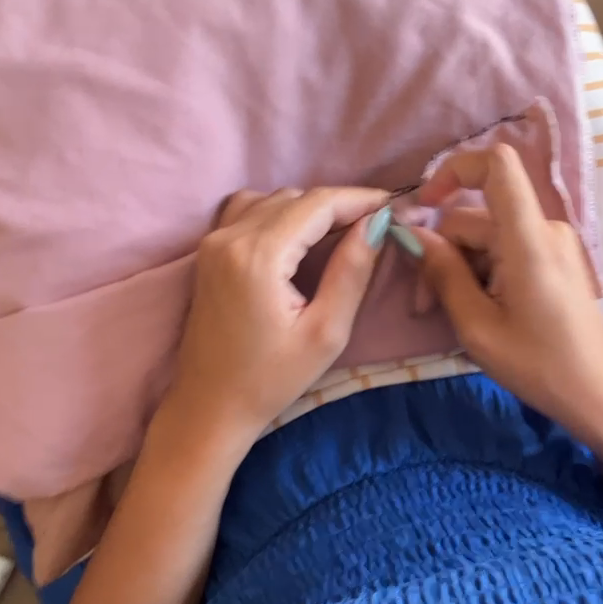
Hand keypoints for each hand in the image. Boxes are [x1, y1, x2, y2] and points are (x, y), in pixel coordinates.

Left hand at [165, 186, 388, 441]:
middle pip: (296, 197)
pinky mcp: (208, 251)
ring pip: (273, 199)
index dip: (360, 198)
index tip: (394, 207)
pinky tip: (298, 237)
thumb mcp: (326, 333)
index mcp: (259, 256)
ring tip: (342, 233)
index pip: (318, 203)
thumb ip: (352, 271)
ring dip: (310, 208)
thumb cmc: (271, 379)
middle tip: (375, 227)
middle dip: (339, 205)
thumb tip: (377, 224)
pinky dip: (280, 213)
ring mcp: (213, 241)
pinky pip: (248, 209)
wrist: (209, 405)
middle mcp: (230, 236)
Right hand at [412, 145, 602, 438]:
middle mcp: (545, 229)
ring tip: (444, 315)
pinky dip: (482, 272)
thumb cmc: (538, 365)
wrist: (596, 392)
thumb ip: (443, 274)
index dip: (454, 170)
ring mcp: (554, 243)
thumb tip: (414, 235)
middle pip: (477, 216)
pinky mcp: (556, 260)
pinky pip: (507, 249)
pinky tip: (474, 309)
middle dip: (443, 252)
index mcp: (529, 240)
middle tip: (422, 304)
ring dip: (460, 268)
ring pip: (488, 236)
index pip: (497, 165)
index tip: (424, 205)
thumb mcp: (477, 326)